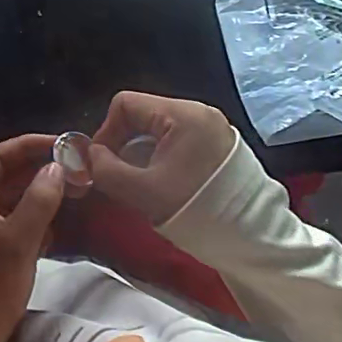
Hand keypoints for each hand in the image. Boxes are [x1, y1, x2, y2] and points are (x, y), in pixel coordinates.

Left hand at [0, 135, 66, 341]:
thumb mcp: (20, 238)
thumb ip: (40, 198)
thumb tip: (58, 167)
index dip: (31, 145)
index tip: (64, 143)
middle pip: (9, 172)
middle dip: (43, 168)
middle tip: (78, 165)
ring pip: (18, 194)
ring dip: (46, 190)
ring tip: (79, 186)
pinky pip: (20, 216)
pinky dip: (42, 212)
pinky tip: (64, 214)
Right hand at [87, 92, 237, 224]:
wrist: (251, 237)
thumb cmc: (195, 209)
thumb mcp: (141, 191)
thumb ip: (105, 169)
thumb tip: (89, 156)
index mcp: (183, 114)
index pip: (126, 104)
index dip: (106, 131)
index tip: (102, 164)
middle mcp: (200, 112)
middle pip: (143, 116)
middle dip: (124, 145)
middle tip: (120, 177)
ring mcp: (213, 127)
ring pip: (159, 130)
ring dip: (142, 154)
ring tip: (143, 184)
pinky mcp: (220, 144)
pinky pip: (178, 141)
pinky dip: (162, 158)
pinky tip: (164, 184)